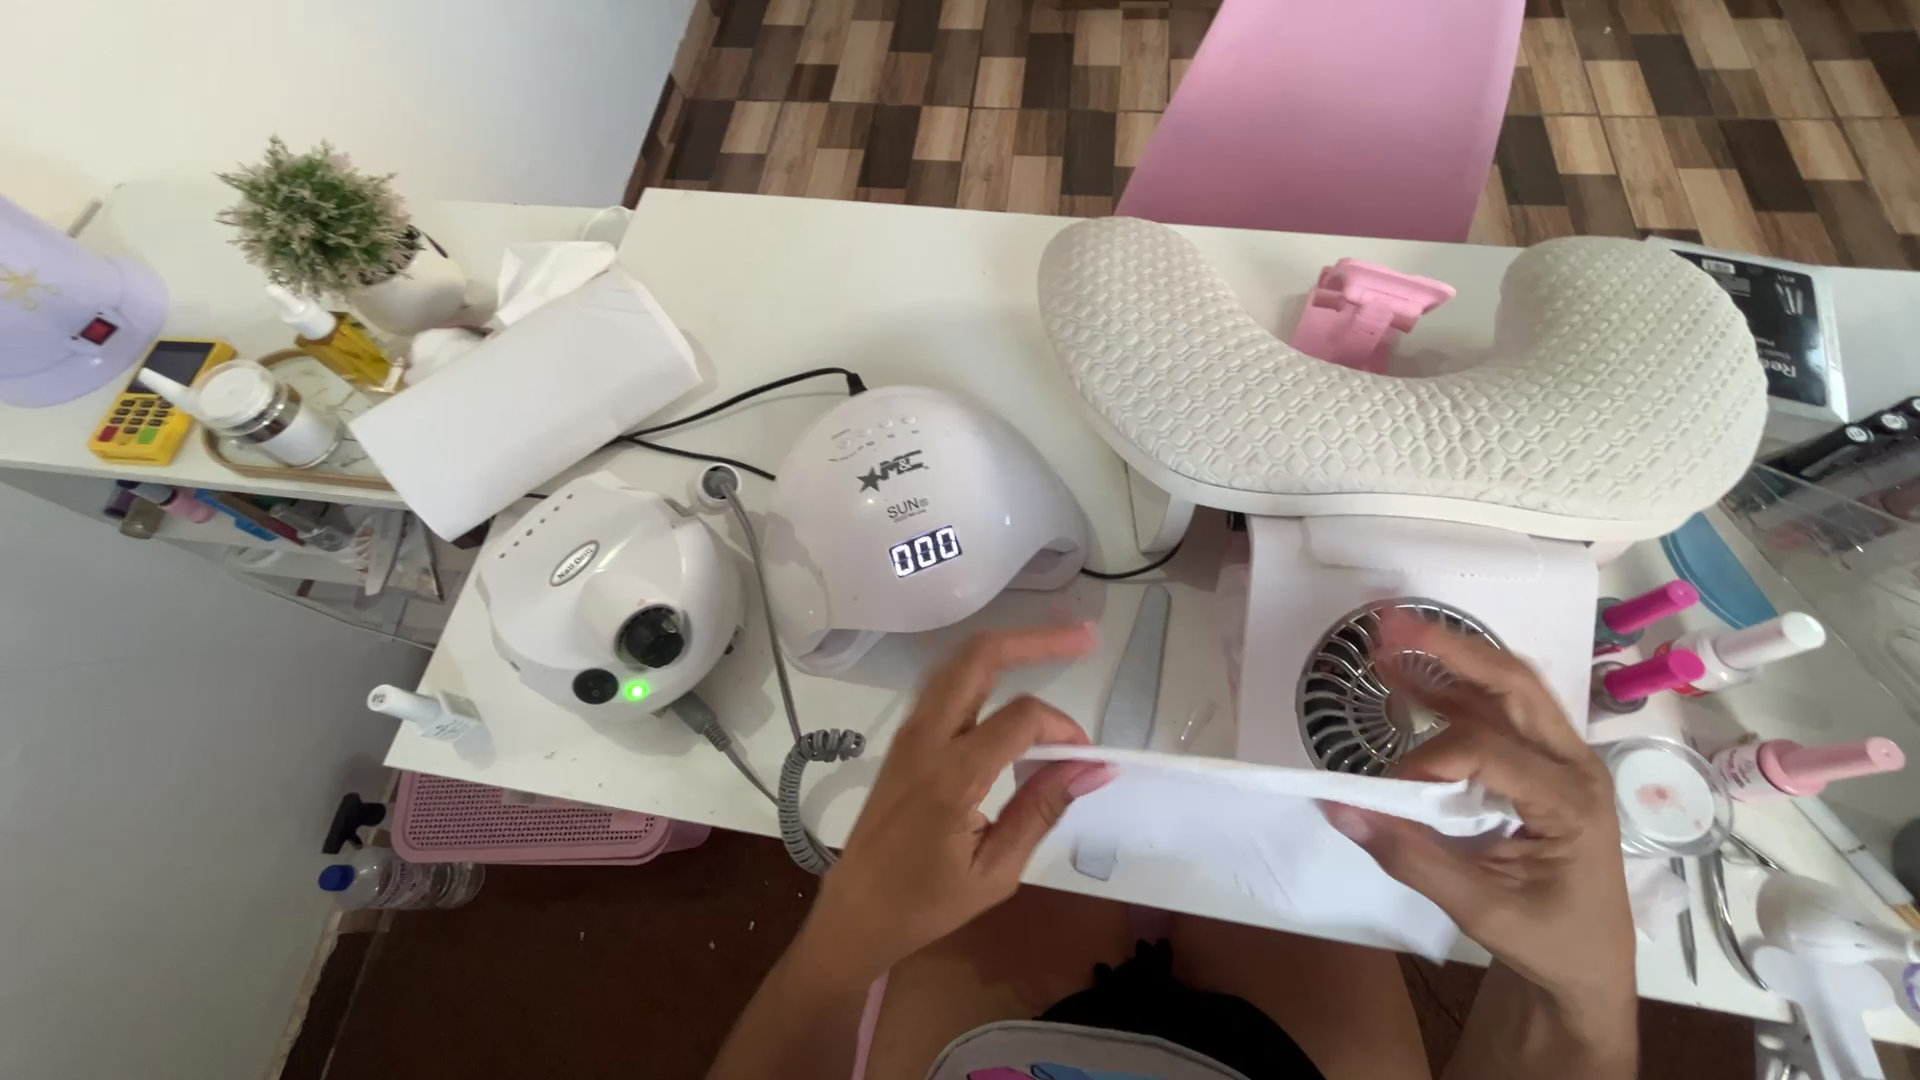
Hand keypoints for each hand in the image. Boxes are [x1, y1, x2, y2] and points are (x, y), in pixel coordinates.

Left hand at [797, 623, 1115, 982]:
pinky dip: (984, 666)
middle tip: (1084, 637)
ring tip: (1056, 642)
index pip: (1021, 719)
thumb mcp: (996, 871)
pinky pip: (947, 681)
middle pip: (980, 657)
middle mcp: (926, 737)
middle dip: (1036, 639)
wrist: (856, 909)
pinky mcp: (905, 734)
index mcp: (951, 776)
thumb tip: (1092, 768)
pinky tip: (1011, 671)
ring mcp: (910, 730)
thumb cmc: (926, 902)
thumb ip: (1042, 809)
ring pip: (959, 661)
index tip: (1085, 757)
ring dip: (1008, 645)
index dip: (1063, 726)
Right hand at [1323, 611, 1634, 1018]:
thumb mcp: (1478, 908)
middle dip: (1449, 650)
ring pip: (1506, 686)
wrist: (1589, 964)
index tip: (1387, 795)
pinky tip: (1402, 674)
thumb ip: (1409, 855)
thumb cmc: (1547, 939)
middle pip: (1513, 685)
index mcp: (1570, 802)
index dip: (1424, 761)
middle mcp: (1572, 766)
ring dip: (1447, 656)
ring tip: (1389, 632)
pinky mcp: (1536, 762)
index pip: (1485, 751)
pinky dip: (1446, 686)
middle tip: (1389, 625)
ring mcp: (1558, 758)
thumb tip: (1338, 806)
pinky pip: (1492, 710)